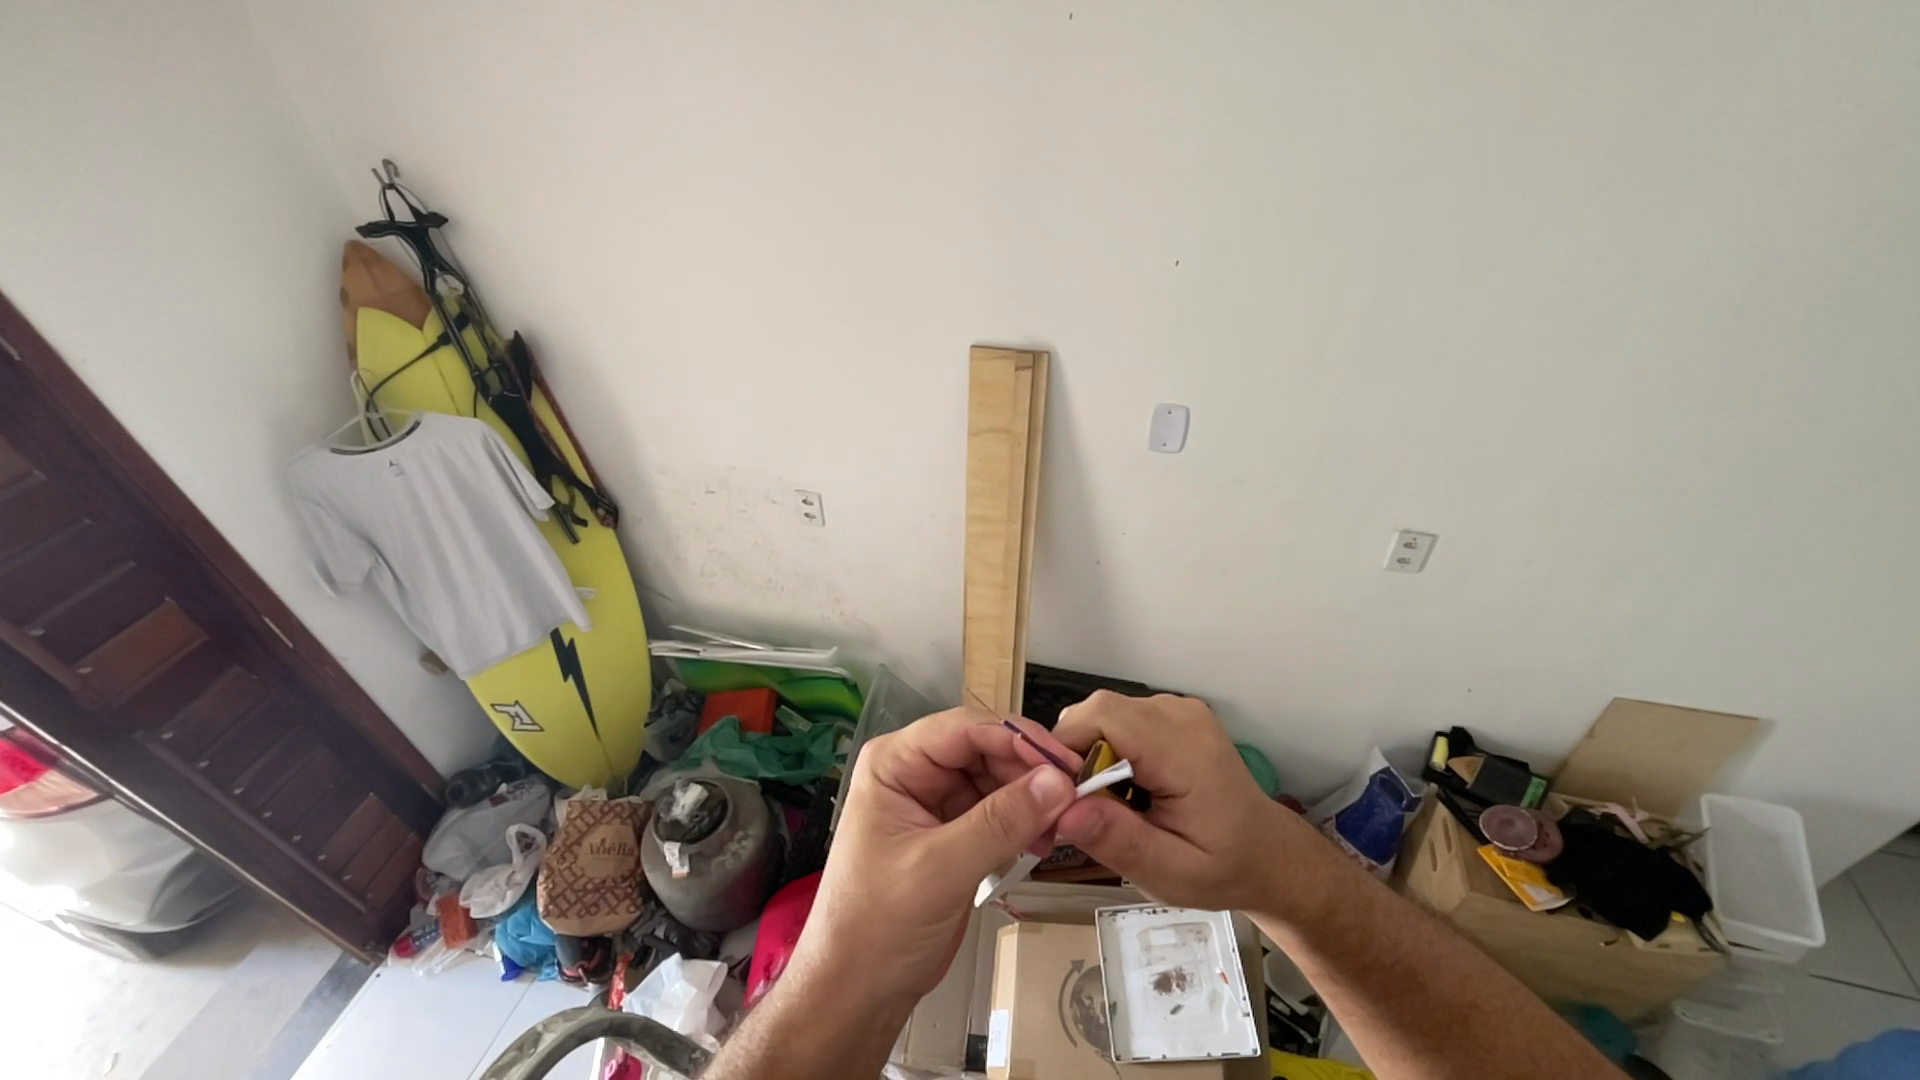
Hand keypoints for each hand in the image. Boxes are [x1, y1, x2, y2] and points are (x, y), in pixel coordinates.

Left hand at [788, 707, 1080, 999]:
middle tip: (1073, 800)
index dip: (1019, 739)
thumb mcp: (941, 868)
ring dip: (1031, 798)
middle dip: (1029, 771)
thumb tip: (1059, 781)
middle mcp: (915, 770)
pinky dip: (1023, 821)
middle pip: (986, 748)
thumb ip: (1001, 822)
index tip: (1066, 764)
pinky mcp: (953, 831)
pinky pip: (998, 810)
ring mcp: (935, 800)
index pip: (966, 728)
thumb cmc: (878, 926)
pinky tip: (1043, 841)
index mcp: (895, 762)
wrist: (857, 990)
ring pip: (997, 778)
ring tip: (1059, 828)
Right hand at [1053, 691, 1311, 915]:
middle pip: (1098, 711)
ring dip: (1088, 752)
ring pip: (1103, 712)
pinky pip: (1120, 717)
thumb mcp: (1169, 873)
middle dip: (1073, 754)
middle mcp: (1179, 716)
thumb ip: (1119, 841)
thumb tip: (1064, 810)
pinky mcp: (1172, 713)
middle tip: (1077, 805)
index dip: (1067, 748)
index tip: (1059, 795)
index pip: (1103, 717)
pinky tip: (1121, 787)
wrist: (1266, 853)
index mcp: (1183, 751)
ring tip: (1102, 802)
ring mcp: (1177, 709)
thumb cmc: (1222, 868)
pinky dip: (1106, 747)